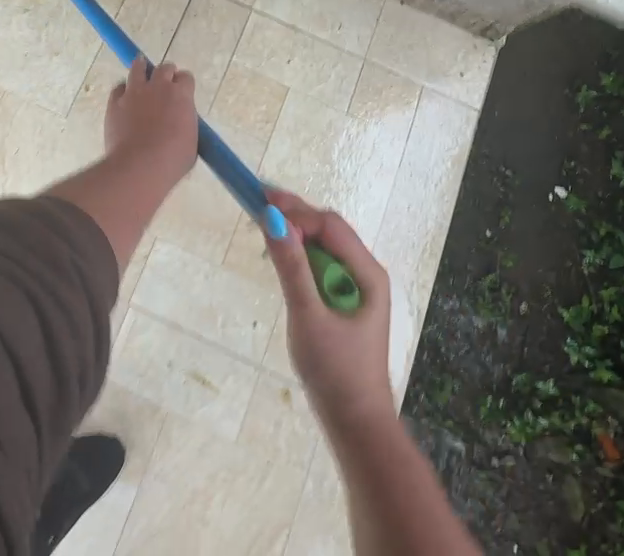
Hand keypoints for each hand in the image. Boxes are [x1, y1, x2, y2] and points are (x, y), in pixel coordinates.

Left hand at [103, 58, 197, 186]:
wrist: (140, 165)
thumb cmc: (172, 159)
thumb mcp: (191, 142)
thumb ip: (186, 125)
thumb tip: (181, 125)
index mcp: (181, 95)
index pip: (186, 78)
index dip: (183, 84)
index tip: (182, 92)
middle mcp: (158, 87)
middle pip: (164, 68)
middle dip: (166, 74)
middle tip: (164, 83)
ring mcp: (134, 92)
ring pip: (137, 68)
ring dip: (141, 68)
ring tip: (141, 68)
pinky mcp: (115, 102)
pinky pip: (118, 88)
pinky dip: (122, 90)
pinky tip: (124, 97)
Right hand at [264, 188, 394, 430]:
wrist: (355, 422)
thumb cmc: (335, 371)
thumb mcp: (307, 316)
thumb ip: (291, 267)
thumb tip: (272, 219)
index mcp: (367, 273)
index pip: (329, 224)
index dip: (296, 212)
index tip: (260, 206)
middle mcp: (365, 273)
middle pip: (328, 229)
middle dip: (294, 214)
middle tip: (256, 200)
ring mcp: (356, 288)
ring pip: (323, 246)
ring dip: (295, 231)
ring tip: (263, 222)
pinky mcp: (343, 302)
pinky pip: (321, 265)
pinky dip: (299, 253)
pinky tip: (280, 254)